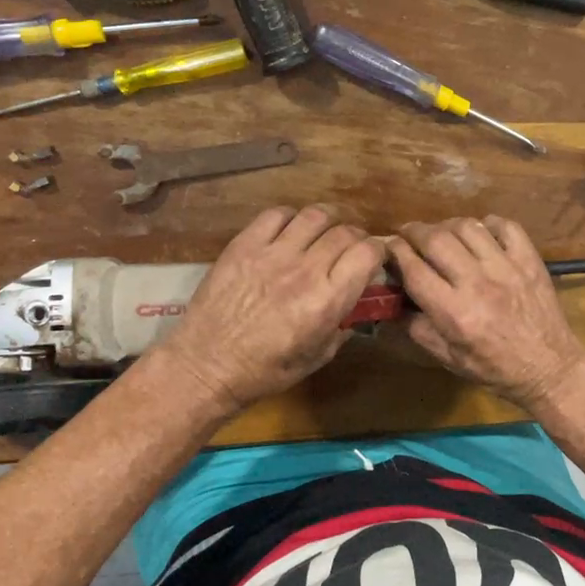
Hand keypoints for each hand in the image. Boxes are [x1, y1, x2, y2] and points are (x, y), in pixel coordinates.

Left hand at [153, 205, 382, 414]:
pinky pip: (277, 215)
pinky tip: (290, 233)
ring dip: (328, 222)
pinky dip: (291, 219)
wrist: (207, 365)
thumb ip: (344, 324)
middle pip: (345, 231)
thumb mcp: (319, 356)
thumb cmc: (267, 370)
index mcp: (327, 301)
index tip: (374, 261)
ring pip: (315, 215)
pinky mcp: (244, 245)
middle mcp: (305, 270)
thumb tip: (359, 305)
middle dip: (356, 238)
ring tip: (324, 234)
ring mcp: (272, 253)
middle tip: (350, 250)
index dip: (377, 252)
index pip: (368, 253)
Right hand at [388, 216, 584, 408]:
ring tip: (442, 233)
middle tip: (407, 233)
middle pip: (436, 239)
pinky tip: (480, 234)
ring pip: (468, 227)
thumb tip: (392, 303)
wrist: (548, 368)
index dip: (395, 252)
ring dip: (448, 225)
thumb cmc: (494, 369)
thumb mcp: (449, 358)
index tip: (387, 246)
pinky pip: (505, 226)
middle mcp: (478, 283)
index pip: (414, 269)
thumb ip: (418, 329)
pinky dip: (488, 224)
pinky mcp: (530, 260)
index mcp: (454, 312)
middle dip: (414, 231)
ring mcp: (507, 268)